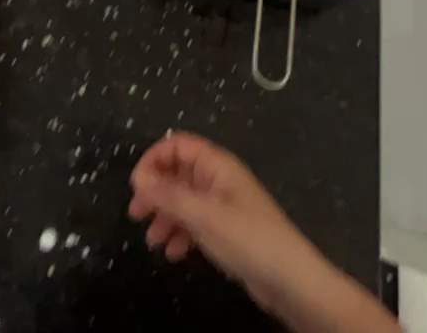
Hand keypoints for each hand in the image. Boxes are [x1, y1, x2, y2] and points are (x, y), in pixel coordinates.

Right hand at [127, 132, 324, 304]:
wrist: (291, 280)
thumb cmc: (247, 238)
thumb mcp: (203, 215)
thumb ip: (168, 195)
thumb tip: (138, 178)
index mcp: (217, 165)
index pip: (178, 145)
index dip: (154, 158)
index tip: (137, 184)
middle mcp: (219, 179)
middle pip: (178, 173)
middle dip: (155, 191)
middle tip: (135, 213)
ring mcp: (224, 205)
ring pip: (184, 200)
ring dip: (166, 216)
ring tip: (153, 241)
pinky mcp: (227, 230)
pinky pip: (196, 223)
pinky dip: (182, 234)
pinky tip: (174, 253)